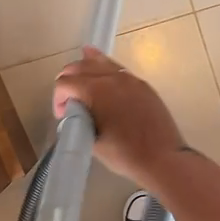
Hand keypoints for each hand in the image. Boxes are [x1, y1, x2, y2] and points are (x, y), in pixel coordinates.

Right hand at [52, 47, 187, 184]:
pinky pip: (118, 69)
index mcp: (96, 90)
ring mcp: (129, 79)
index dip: (58, 98)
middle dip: (68, 81)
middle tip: (68, 101)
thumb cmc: (124, 154)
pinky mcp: (142, 85)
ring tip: (80, 81)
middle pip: (79, 67)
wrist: (162, 158)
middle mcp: (111, 77)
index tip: (62, 115)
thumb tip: (76, 115)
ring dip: (85, 69)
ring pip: (100, 62)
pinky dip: (104, 67)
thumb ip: (79, 121)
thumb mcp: (92, 140)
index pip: (65, 83)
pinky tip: (100, 69)